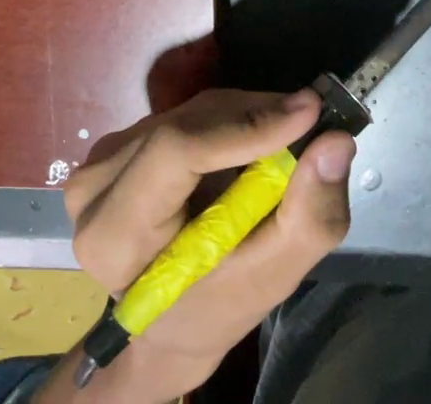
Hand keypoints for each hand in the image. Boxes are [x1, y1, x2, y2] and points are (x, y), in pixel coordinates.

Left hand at [58, 89, 356, 401]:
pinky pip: (189, 113)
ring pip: (193, 111)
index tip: (310, 112)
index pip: (175, 153)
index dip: (245, 127)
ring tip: (288, 140)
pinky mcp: (122, 143)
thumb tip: (336, 141)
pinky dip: (234, 119)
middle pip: (188, 124)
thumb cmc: (218, 304)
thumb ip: (310, 217)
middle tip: (316, 122)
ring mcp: (102, 159)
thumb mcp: (274, 277)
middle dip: (260, 117)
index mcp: (114, 234)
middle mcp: (93, 187)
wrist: (174, 318)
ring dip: (250, 116)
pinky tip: (256, 143)